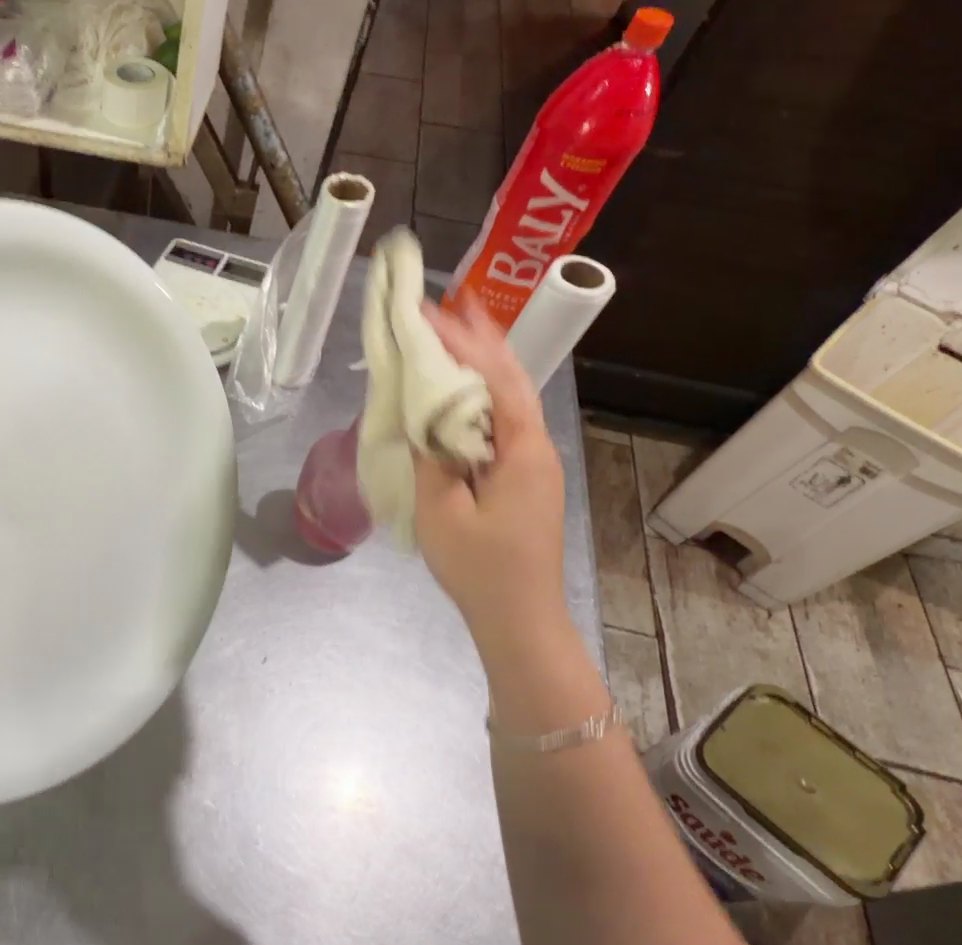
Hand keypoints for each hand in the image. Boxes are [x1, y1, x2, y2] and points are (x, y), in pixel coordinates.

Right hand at [411, 293, 567, 647]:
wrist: (520, 619)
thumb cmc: (481, 568)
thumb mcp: (442, 512)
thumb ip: (432, 458)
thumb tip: (425, 419)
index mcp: (522, 450)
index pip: (496, 378)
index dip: (465, 340)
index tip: (434, 309)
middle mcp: (536, 448)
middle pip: (508, 382)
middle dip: (477, 343)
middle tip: (445, 309)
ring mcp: (534, 466)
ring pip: (505, 405)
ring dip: (476, 372)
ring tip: (445, 343)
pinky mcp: (524, 483)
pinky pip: (499, 430)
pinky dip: (476, 406)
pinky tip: (453, 402)